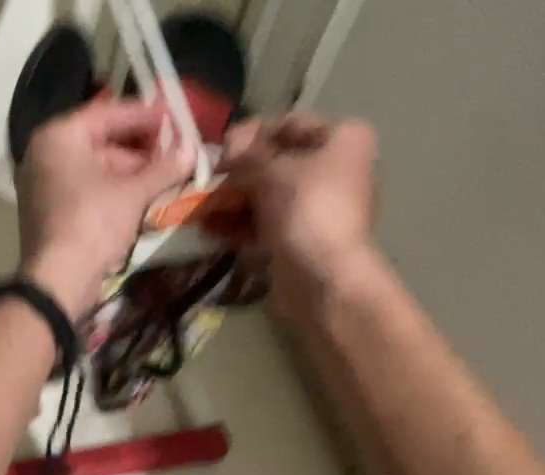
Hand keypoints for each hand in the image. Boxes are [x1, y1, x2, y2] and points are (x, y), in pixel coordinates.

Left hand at [16, 98, 197, 315]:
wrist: (58, 281)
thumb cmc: (92, 224)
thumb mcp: (133, 193)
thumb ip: (163, 168)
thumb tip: (192, 151)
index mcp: (58, 137)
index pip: (107, 113)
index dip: (144, 114)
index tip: (173, 113)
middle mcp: (44, 155)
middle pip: (100, 142)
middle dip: (140, 148)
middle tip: (174, 147)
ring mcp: (43, 186)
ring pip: (95, 169)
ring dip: (131, 172)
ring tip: (166, 173)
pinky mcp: (49, 214)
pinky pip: (86, 191)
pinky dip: (112, 191)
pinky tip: (143, 195)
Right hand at [222, 114, 378, 278]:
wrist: (322, 279)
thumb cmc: (306, 210)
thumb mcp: (272, 170)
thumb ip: (246, 153)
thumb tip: (227, 145)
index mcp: (342, 140)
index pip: (290, 125)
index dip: (252, 134)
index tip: (221, 148)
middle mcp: (334, 170)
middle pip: (277, 163)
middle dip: (238, 174)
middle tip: (207, 182)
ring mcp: (317, 209)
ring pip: (267, 197)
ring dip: (233, 202)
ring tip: (202, 210)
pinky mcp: (300, 241)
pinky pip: (265, 225)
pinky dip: (240, 226)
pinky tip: (210, 231)